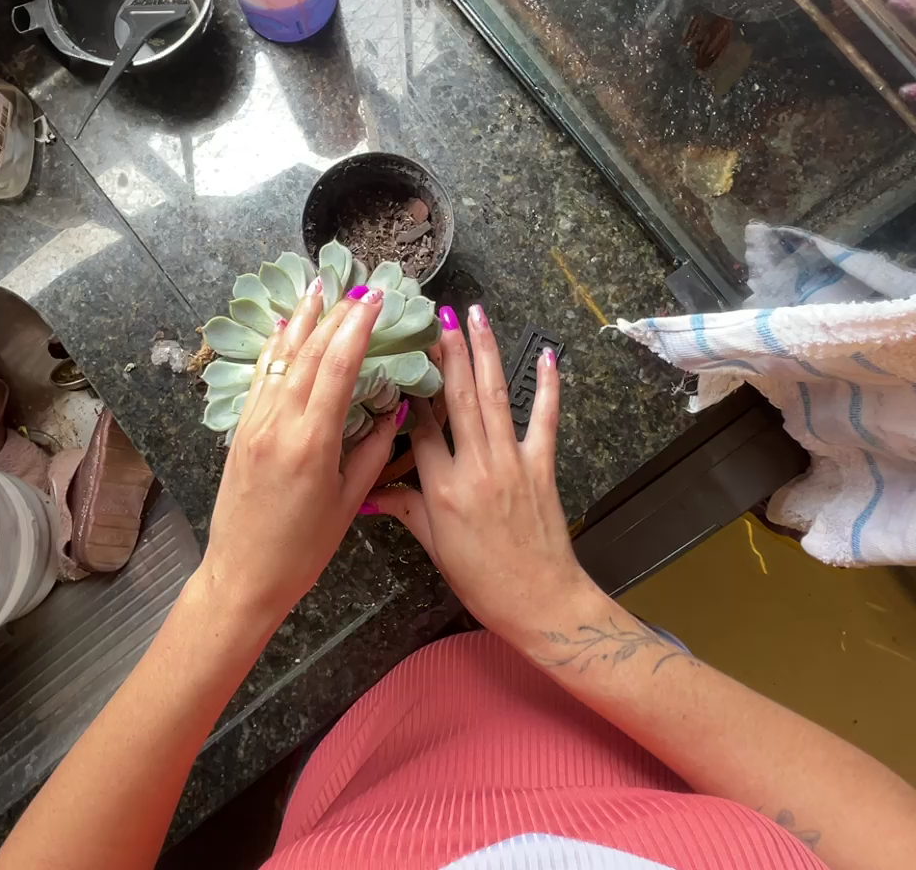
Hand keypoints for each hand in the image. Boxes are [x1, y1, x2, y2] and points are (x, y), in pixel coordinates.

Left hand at [199, 281, 404, 620]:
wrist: (242, 574)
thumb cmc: (303, 549)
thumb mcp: (348, 502)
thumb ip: (374, 450)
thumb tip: (397, 409)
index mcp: (311, 442)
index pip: (337, 367)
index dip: (358, 327)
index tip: (376, 299)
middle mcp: (278, 423)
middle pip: (309, 354)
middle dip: (336, 315)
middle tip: (359, 288)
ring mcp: (254, 423)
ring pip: (281, 358)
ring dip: (302, 320)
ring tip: (319, 287)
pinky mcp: (241, 430)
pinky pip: (260, 377)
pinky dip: (274, 348)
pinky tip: (283, 327)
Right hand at [365, 304, 603, 649]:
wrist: (540, 601)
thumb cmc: (480, 579)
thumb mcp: (434, 546)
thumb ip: (404, 509)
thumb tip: (367, 494)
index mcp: (443, 487)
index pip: (422, 428)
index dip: (412, 390)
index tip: (402, 356)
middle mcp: (476, 465)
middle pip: (457, 398)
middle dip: (448, 351)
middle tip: (439, 314)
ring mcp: (513, 461)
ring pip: (494, 397)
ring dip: (485, 352)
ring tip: (476, 315)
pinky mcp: (542, 465)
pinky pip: (545, 418)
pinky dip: (548, 386)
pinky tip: (548, 355)